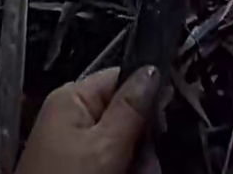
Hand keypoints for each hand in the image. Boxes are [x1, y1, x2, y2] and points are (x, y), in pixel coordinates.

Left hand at [14, 66, 159, 173]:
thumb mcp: (104, 148)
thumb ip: (131, 109)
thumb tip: (151, 69)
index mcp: (72, 98)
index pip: (120, 78)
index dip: (145, 96)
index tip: (160, 122)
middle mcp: (72, 118)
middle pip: (124, 116)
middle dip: (140, 144)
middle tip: (144, 167)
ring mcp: (73, 149)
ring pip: (122, 146)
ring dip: (136, 165)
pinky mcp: (77, 172)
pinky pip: (109, 165)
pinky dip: (122, 173)